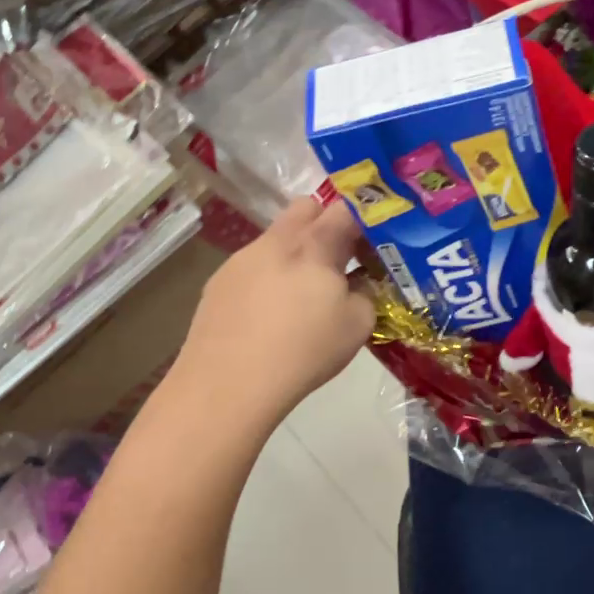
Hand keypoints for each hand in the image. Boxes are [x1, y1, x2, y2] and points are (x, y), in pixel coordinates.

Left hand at [173, 198, 375, 420]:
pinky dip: (269, 278)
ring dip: (296, 254)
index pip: (346, 209)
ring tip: (302, 296)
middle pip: (305, 208)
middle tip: (340, 260)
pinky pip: (253, 266)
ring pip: (277, 238)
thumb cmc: (304, 351)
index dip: (365, 220)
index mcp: (314, 245)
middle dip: (326, 224)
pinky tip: (269, 317)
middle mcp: (275, 241)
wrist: (228, 384)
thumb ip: (366, 293)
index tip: (376, 243)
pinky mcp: (217, 283)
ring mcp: (241, 260)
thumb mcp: (358, 325)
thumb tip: (358, 284)